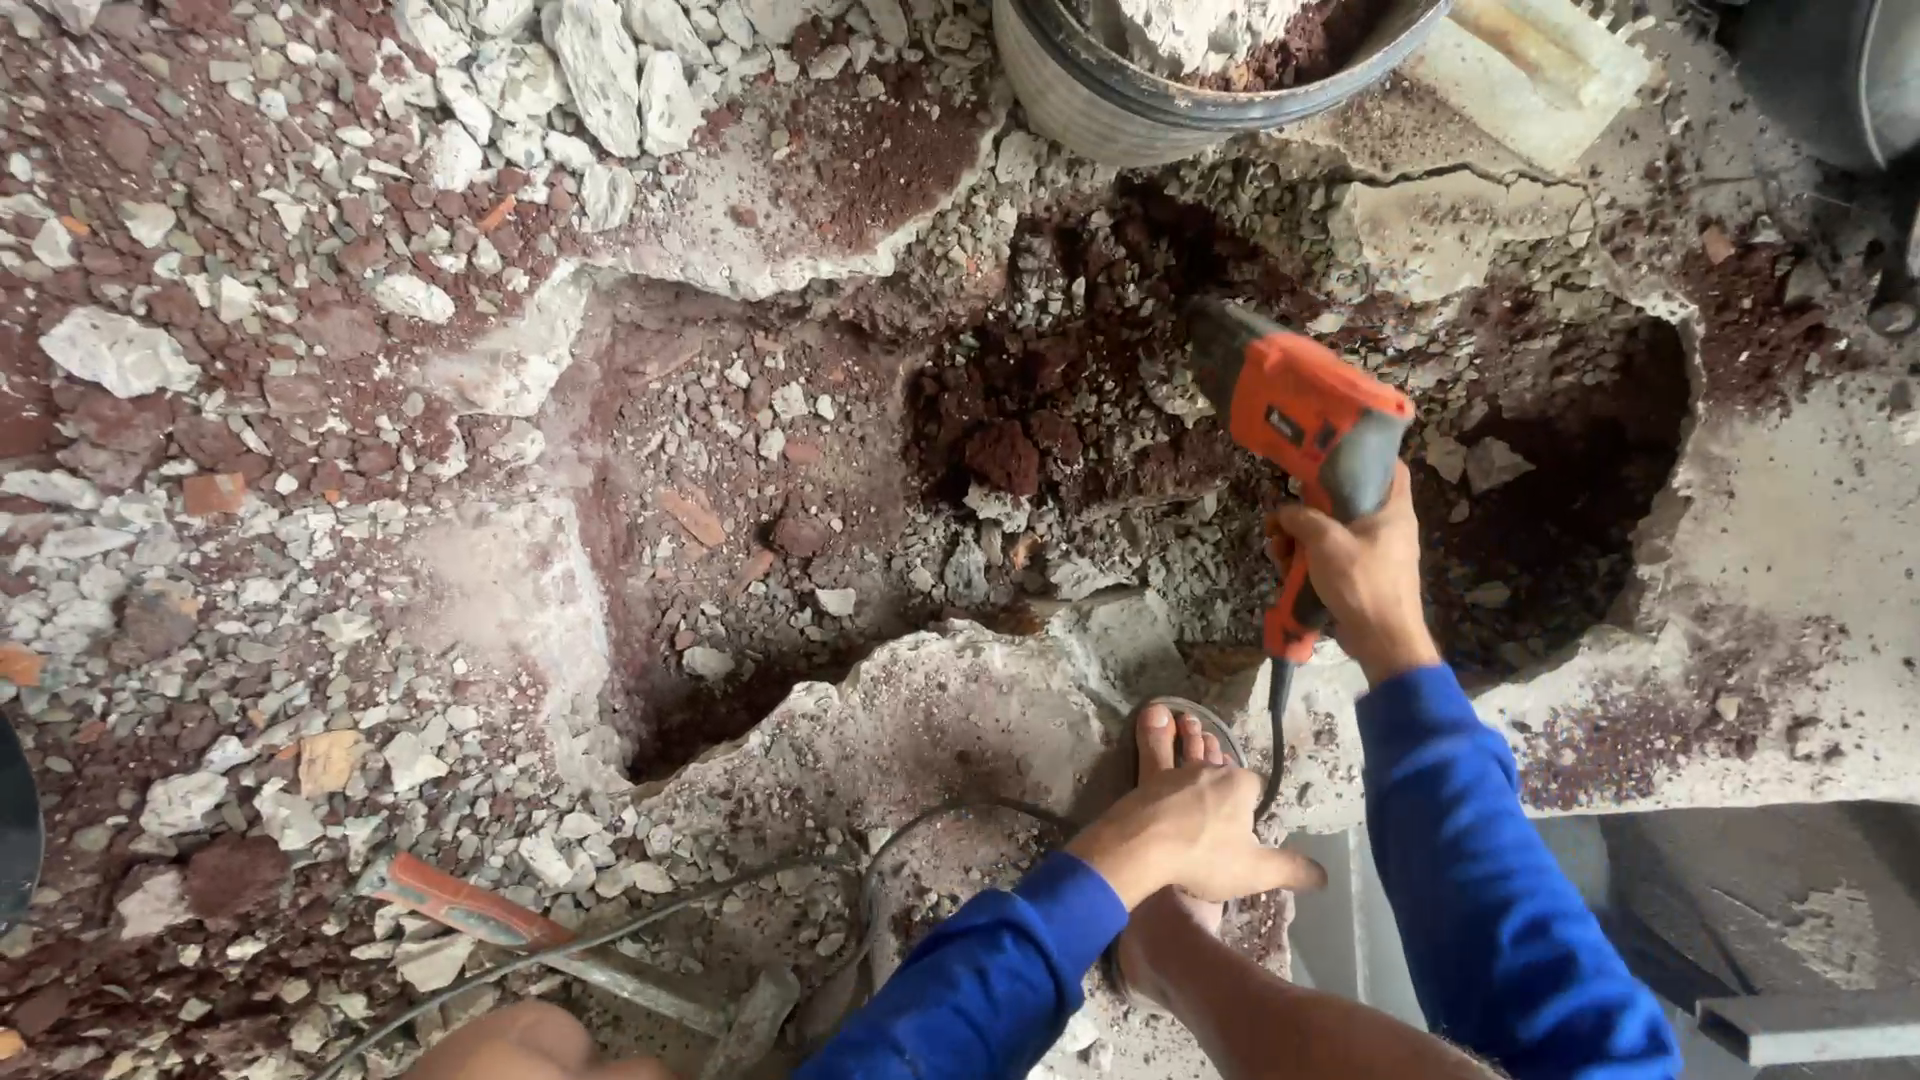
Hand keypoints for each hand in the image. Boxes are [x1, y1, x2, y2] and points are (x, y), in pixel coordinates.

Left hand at [1066, 708, 1325, 909]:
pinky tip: (1152, 718)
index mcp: (1239, 786)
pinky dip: (1157, 736)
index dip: (1255, 796)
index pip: (1255, 783)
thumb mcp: (1255, 871)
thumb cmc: (1204, 856)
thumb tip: (1323, 875)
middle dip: (1221, 758)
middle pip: (1220, 764)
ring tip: (1187, 722)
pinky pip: (1156, 752)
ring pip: (1189, 754)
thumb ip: (1290, 870)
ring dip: (1191, 740)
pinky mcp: (1147, 778)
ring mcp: (1175, 772)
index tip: (1252, 810)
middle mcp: (1209, 771)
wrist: (1141, 845)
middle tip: (1217, 748)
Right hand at [1274, 461, 1439, 684]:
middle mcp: (1387, 526)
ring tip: (1277, 549)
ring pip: (1331, 531)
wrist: (1381, 640)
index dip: (1364, 456)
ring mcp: (1373, 552)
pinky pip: (1330, 555)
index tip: (1329, 457)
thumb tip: (1284, 512)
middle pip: (1346, 501)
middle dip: (1309, 507)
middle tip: (1284, 516)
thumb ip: (1302, 519)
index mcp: (1392, 510)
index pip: (1390, 467)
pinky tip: (1285, 566)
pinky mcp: (1360, 574)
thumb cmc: (1362, 582)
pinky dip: (1308, 558)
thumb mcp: (1326, 542)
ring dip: (1300, 537)